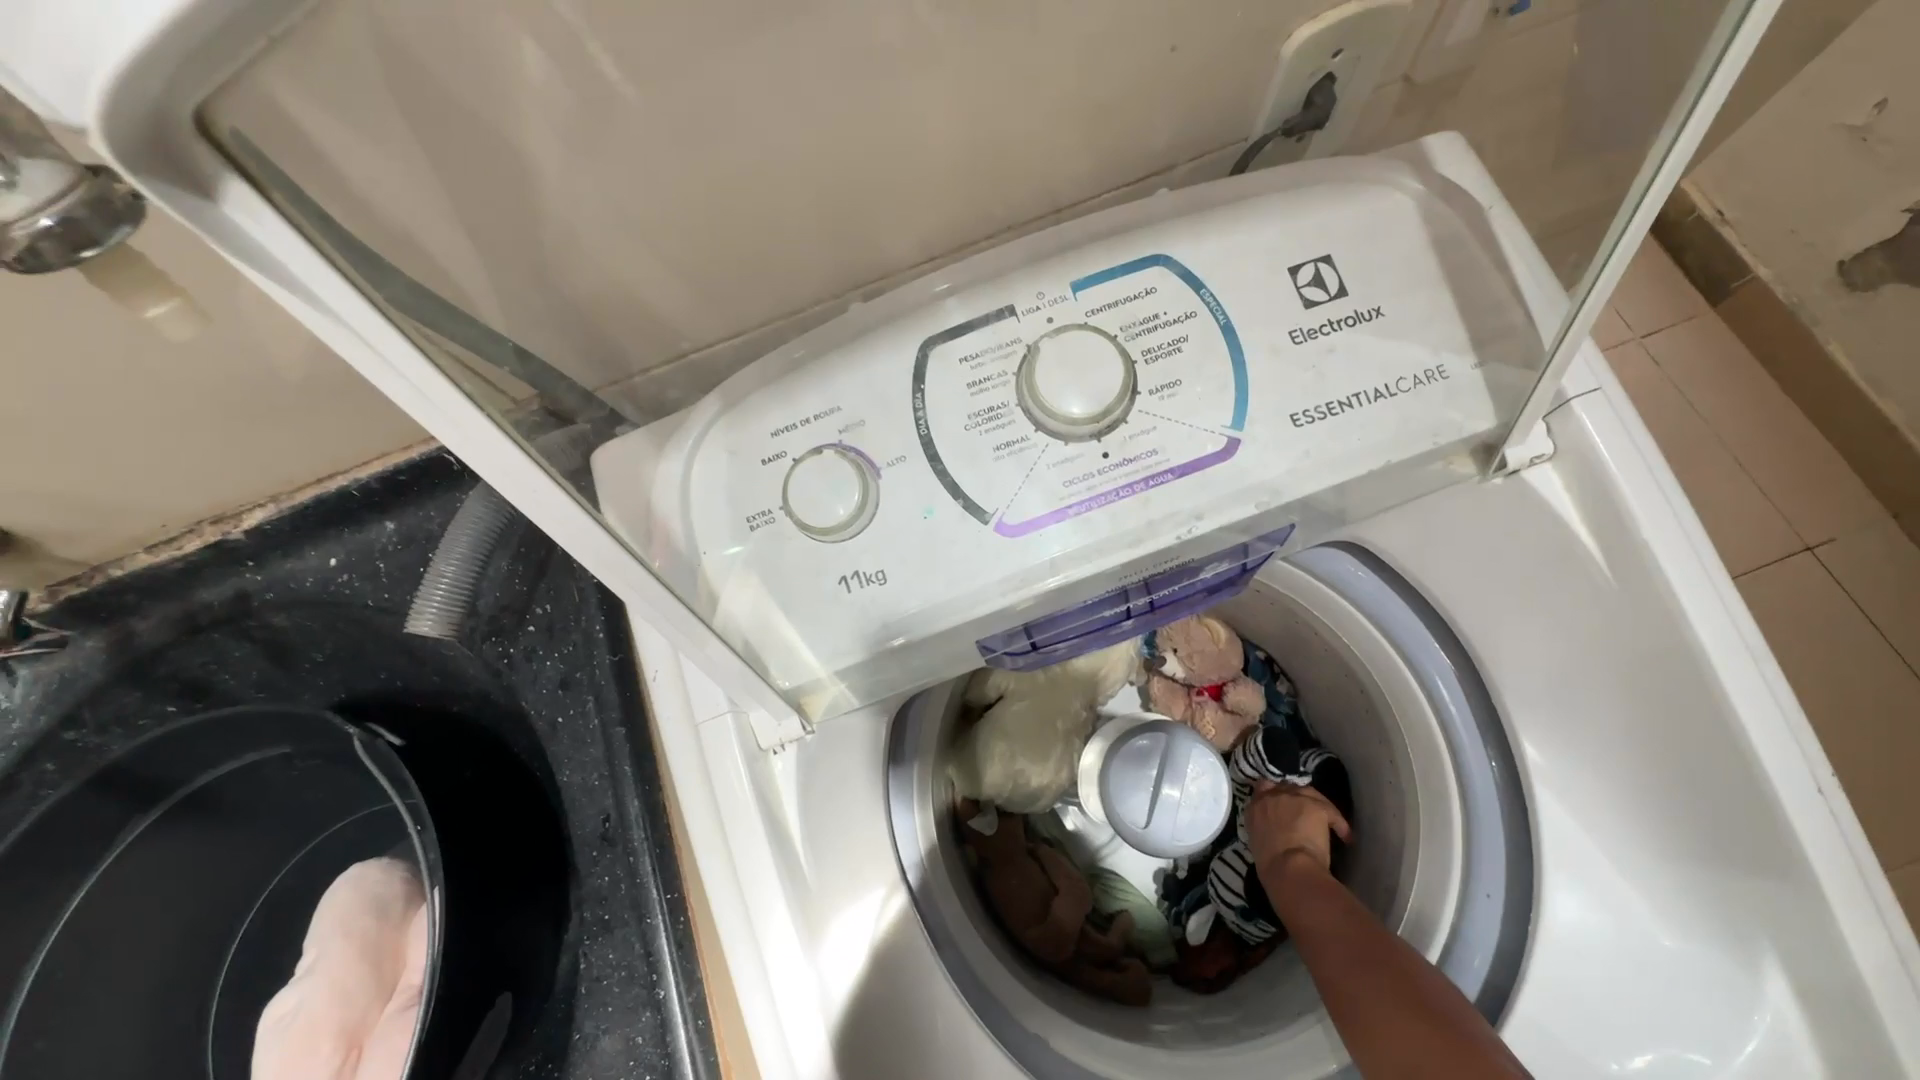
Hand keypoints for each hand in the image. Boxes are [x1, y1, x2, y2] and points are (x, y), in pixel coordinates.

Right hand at [1244, 781, 1351, 880]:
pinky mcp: (1316, 806)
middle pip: (1286, 787)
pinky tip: (1346, 837)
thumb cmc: (1269, 864)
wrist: (1287, 867)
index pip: (1263, 789)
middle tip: (1303, 811)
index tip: (1281, 806)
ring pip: (1309, 793)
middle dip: (1294, 796)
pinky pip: (1331, 812)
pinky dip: (1339, 824)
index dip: (1274, 796)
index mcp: (1254, 808)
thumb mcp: (1257, 841)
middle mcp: (1272, 796)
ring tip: (1325, 821)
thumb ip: (1264, 828)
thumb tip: (1275, 832)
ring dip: (1315, 804)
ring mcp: (1294, 798)